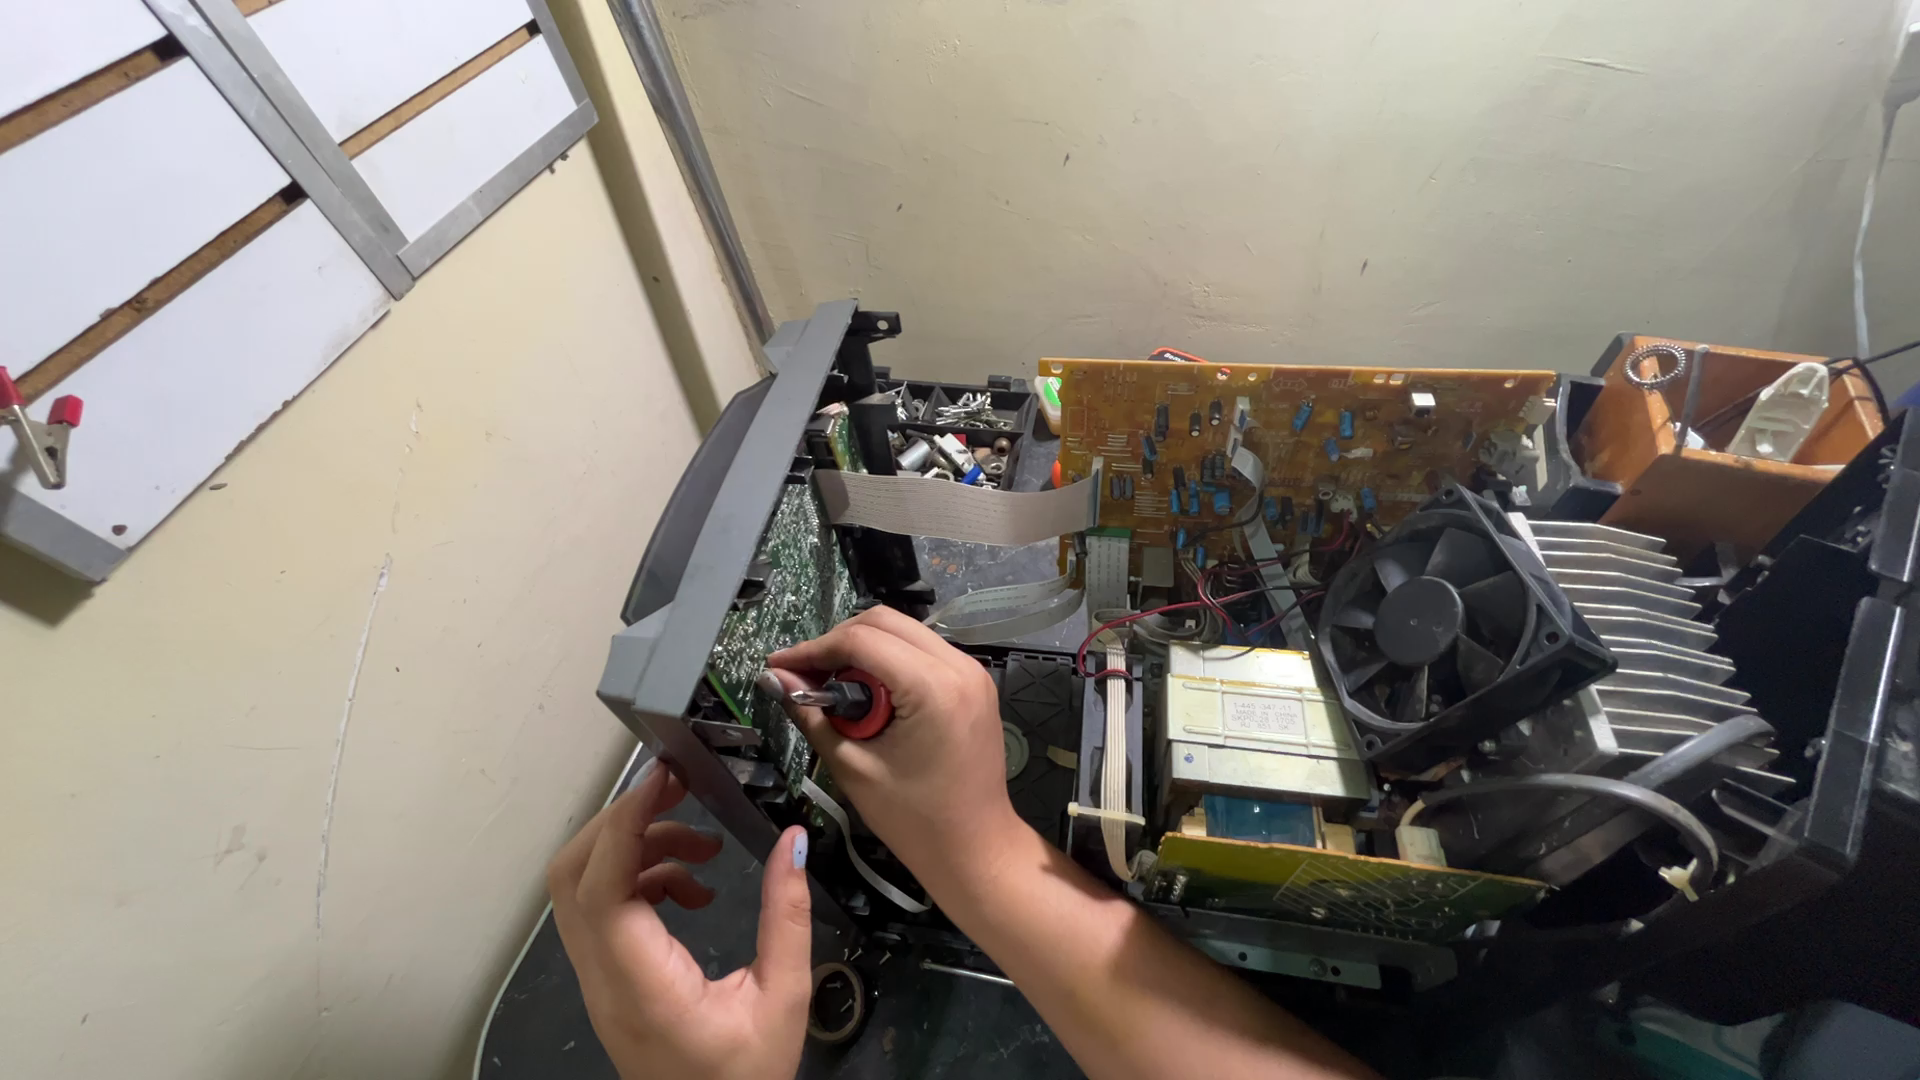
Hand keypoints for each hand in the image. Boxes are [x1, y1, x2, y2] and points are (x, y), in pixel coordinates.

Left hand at [547, 759, 812, 1079]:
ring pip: (583, 887)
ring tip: (706, 846)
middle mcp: (603, 978)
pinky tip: (695, 888)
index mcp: (640, 985)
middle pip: (572, 876)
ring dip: (637, 845)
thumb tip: (793, 839)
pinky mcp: (609, 979)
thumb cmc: (746, 1079)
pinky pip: (604, 907)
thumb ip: (787, 915)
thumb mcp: (784, 997)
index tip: (667, 777)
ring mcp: (599, 980)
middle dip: (621, 818)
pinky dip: (643, 876)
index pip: (602, 889)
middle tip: (681, 792)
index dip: (625, 822)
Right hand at [767, 606, 1025, 887]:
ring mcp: (972, 670)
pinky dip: (890, 658)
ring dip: (864, 647)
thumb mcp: (854, 768)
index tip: (778, 665)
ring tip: (831, 683)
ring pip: (905, 630)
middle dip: (838, 641)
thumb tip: (774, 678)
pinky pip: (924, 649)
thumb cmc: (915, 820)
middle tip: (804, 674)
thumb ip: (813, 716)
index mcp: (933, 687)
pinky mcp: (975, 680)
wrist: (977, 849)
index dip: (813, 648)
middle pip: (885, 621)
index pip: (861, 639)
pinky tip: (867, 688)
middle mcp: (959, 665)